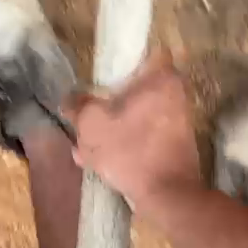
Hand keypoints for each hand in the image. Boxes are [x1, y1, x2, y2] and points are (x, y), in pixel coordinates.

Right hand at [64, 55, 204, 213]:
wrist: (167, 195)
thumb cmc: (129, 150)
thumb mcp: (90, 124)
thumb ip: (77, 105)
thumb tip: (70, 99)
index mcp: (161, 79)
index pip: (142, 53)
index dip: (118, 60)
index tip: (98, 74)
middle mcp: (175, 96)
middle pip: (134, 89)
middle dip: (107, 102)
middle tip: (85, 112)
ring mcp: (177, 122)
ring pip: (134, 115)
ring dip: (110, 127)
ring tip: (83, 146)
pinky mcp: (173, 146)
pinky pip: (141, 136)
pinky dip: (122, 144)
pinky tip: (97, 161)